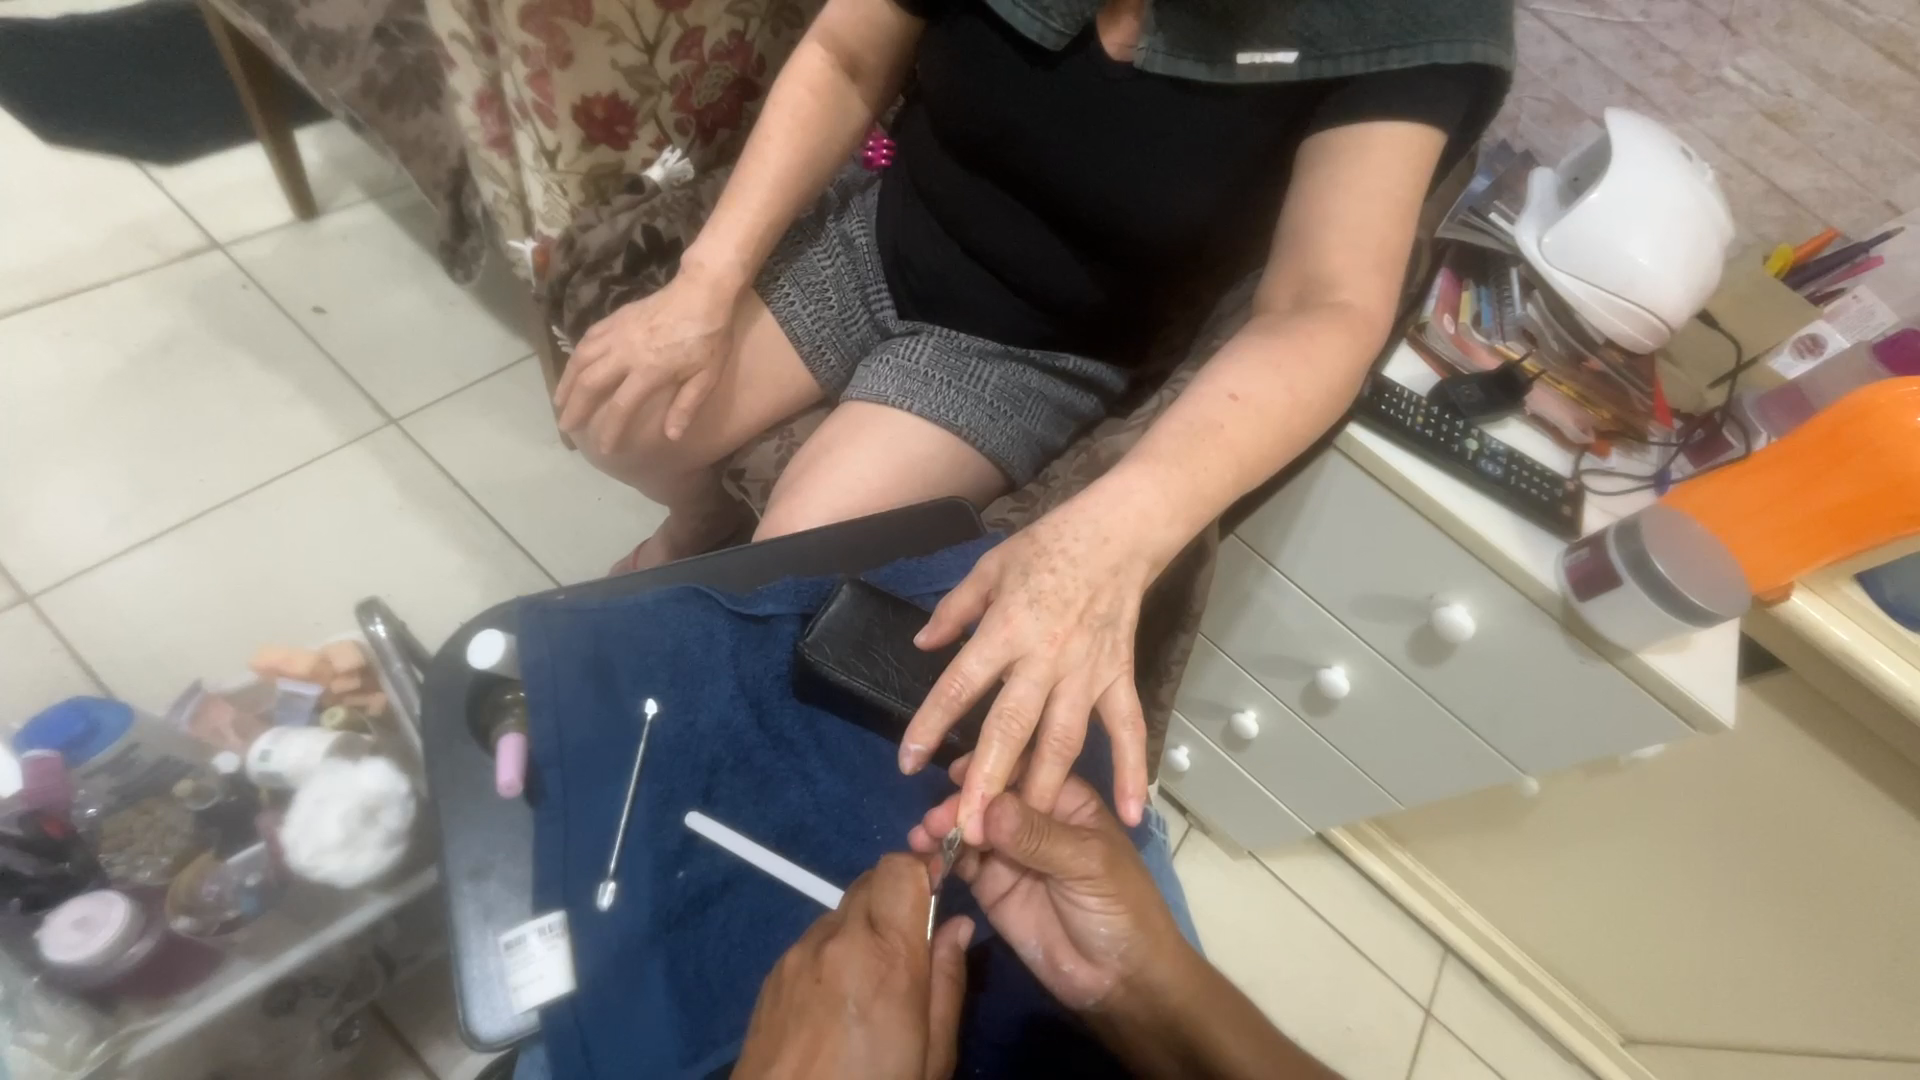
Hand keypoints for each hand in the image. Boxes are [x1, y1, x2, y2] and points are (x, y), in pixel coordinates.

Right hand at [553, 270, 739, 454]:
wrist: (702, 292)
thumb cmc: (709, 337)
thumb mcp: (706, 376)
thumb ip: (686, 405)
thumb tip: (671, 436)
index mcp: (650, 370)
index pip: (621, 407)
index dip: (610, 430)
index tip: (603, 449)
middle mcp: (625, 352)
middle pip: (590, 384)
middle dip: (576, 408)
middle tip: (565, 427)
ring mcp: (617, 333)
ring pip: (581, 360)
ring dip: (567, 383)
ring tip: (559, 402)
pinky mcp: (615, 318)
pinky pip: (587, 340)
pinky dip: (575, 357)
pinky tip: (573, 368)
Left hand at [734, 854, 974, 1079]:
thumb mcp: (933, 1055)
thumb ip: (947, 980)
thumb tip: (957, 925)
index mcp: (885, 955)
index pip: (901, 868)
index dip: (922, 872)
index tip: (937, 894)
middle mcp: (838, 939)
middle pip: (872, 880)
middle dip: (896, 897)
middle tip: (909, 944)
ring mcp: (799, 953)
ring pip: (842, 909)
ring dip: (864, 925)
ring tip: (871, 980)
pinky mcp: (773, 973)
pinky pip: (815, 939)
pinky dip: (834, 950)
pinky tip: (837, 999)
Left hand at [903, 494, 1172, 843]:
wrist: (1115, 535)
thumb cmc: (1046, 547)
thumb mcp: (989, 568)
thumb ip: (955, 611)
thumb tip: (923, 644)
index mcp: (1006, 630)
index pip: (960, 685)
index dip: (930, 725)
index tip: (908, 764)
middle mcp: (1044, 660)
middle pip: (1011, 727)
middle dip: (987, 782)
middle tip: (965, 831)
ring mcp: (1086, 674)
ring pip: (1062, 741)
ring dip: (1041, 789)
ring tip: (1023, 839)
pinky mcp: (1119, 678)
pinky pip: (1126, 729)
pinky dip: (1130, 770)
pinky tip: (1130, 815)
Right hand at [909, 761, 1188, 1010]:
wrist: (1121, 982)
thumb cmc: (1120, 908)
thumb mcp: (1086, 865)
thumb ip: (1038, 837)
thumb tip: (989, 808)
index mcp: (1064, 797)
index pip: (1023, 768)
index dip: (991, 767)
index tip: (959, 774)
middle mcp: (1033, 816)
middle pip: (989, 796)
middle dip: (961, 803)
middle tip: (936, 820)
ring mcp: (1010, 850)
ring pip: (970, 827)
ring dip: (944, 828)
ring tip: (923, 838)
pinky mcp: (992, 885)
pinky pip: (962, 863)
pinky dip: (942, 858)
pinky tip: (926, 859)